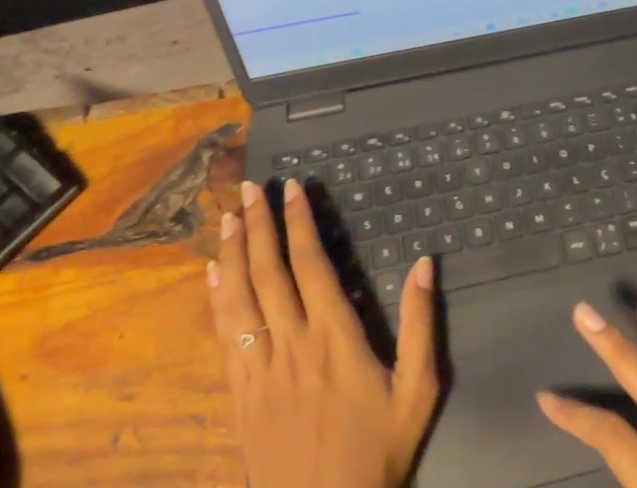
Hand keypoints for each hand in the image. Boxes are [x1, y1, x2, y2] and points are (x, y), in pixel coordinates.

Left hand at [210, 179, 439, 487]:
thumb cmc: (378, 449)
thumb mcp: (419, 390)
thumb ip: (422, 325)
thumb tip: (424, 263)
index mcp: (336, 337)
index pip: (311, 265)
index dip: (300, 223)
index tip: (293, 190)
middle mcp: (292, 342)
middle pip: (269, 272)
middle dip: (258, 225)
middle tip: (250, 187)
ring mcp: (260, 368)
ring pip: (240, 298)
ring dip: (232, 253)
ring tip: (227, 217)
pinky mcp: (240, 393)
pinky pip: (224, 335)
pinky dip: (216, 299)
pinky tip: (212, 275)